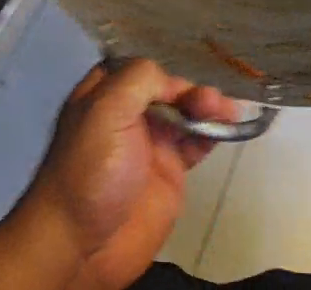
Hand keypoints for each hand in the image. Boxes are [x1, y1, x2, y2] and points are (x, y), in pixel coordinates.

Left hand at [15, 59, 237, 289]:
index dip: (164, 68)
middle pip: (168, 89)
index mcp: (105, 92)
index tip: (181, 78)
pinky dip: (213, 133)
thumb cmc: (91, 168)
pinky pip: (196, 143)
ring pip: (186, 113)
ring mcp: (150, 142)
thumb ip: (140, 80)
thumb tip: (172, 81)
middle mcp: (128, 113)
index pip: (141, 67)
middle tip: (210, 101)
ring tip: (226, 111)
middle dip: (191, 89)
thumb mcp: (106, 109)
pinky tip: (226, 128)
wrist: (83, 243)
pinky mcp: (168, 171)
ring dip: (207, 107)